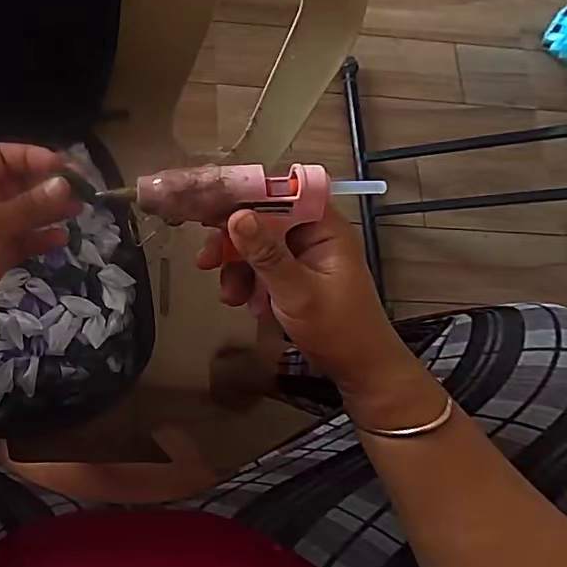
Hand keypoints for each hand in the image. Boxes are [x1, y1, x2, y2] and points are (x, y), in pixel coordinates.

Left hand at [0, 143, 81, 328]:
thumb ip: (30, 204)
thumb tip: (66, 183)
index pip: (3, 156)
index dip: (33, 157)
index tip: (64, 167)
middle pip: (17, 184)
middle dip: (47, 185)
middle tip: (81, 190)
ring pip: (23, 214)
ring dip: (48, 211)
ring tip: (77, 211)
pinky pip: (21, 241)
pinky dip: (40, 239)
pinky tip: (61, 238)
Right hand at [195, 203, 406, 384]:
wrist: (359, 372)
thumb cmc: (338, 330)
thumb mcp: (297, 292)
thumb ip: (266, 254)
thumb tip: (236, 216)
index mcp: (323, 228)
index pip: (282, 194)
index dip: (247, 195)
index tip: (213, 208)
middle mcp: (311, 234)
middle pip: (261, 219)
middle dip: (233, 241)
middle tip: (208, 259)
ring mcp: (300, 254)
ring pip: (255, 244)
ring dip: (236, 267)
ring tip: (230, 296)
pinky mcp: (291, 273)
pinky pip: (259, 266)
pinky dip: (246, 282)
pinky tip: (244, 303)